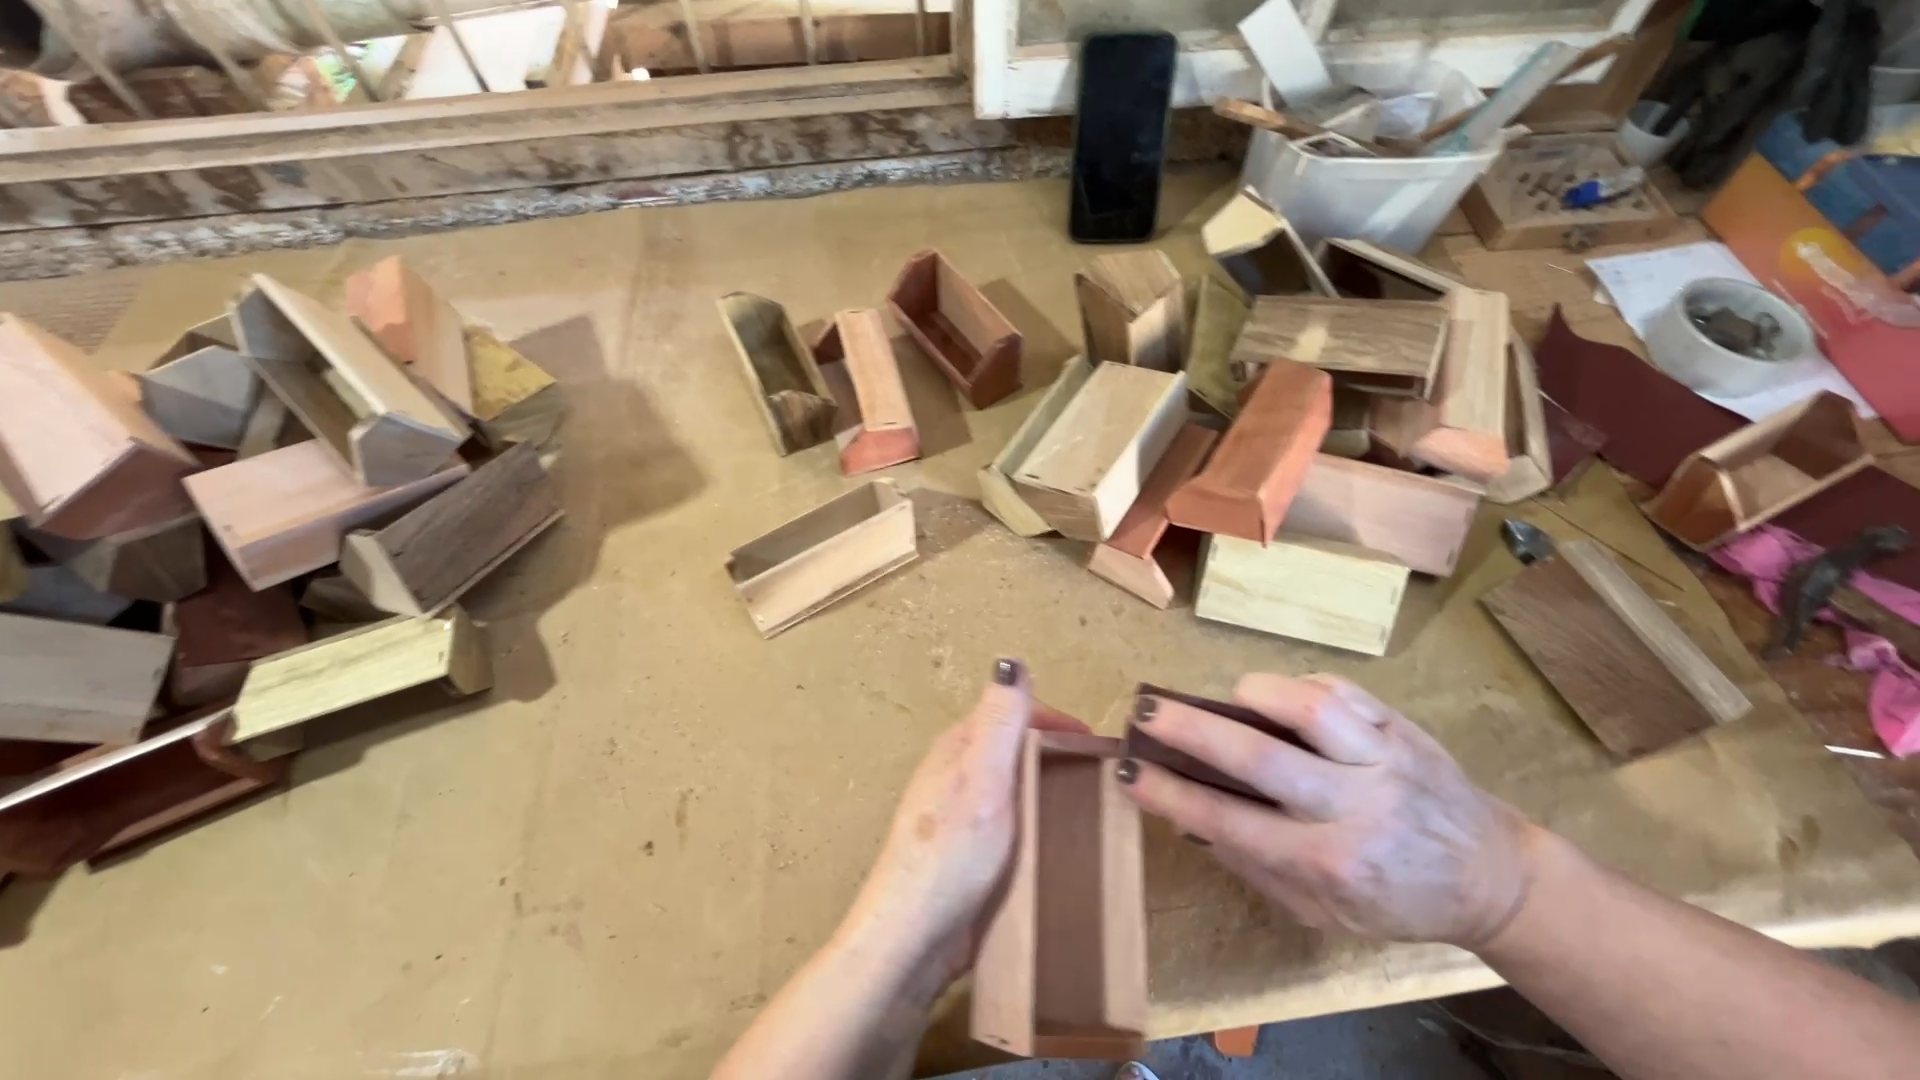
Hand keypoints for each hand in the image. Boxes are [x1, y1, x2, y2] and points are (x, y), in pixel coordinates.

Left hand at [842, 659, 1090, 984]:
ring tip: (1088, 815)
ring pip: (1014, 787)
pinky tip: (1055, 848)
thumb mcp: (983, 778)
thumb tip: (1010, 660)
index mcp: (958, 747)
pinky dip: (1036, 825)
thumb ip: (999, 721)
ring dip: (1049, 792)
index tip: (1097, 747)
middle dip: (1056, 756)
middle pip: (1014, 749)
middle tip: (1100, 784)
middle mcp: (956, 773)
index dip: (1055, 721)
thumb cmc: (952, 853)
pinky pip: (1010, 824)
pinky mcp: (966, 853)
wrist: (914, 936)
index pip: (1012, 713)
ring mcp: (959, 815)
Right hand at [1121, 673, 1536, 946]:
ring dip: (1255, 695)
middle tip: (1147, 709)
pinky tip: (1280, 698)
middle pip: (1260, 758)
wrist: (1492, 876)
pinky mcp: (1399, 728)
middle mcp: (1353, 809)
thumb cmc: (1397, 902)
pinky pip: (1341, 690)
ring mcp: (1380, 761)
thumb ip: (1256, 867)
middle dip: (1193, 729)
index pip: (1232, 824)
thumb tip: (1191, 818)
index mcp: (1327, 864)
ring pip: (1311, 709)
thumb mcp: (1323, 914)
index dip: (1172, 795)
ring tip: (1227, 696)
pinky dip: (1298, 686)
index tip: (1129, 774)